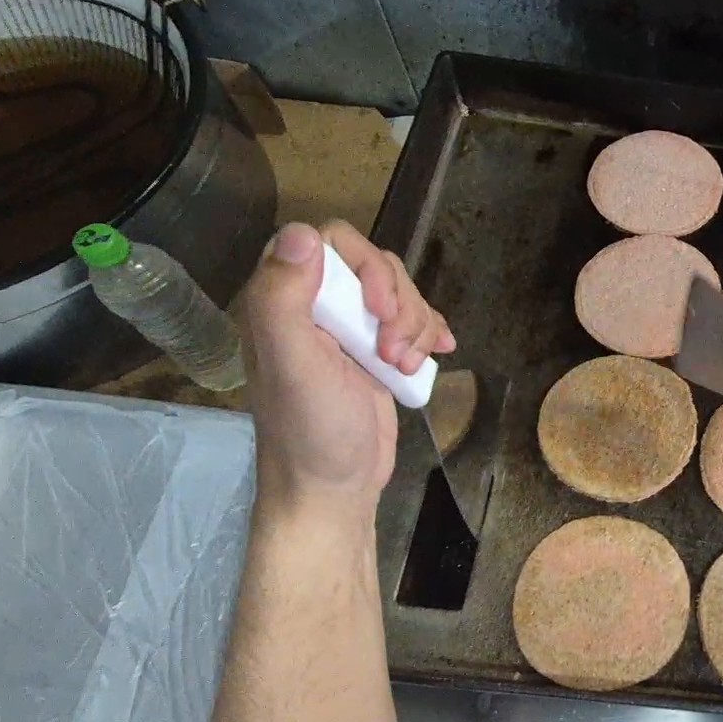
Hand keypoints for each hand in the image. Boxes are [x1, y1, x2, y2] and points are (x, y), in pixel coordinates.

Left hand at [238, 221, 454, 515]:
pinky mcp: (377, 353)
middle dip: (399, 304)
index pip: (330, 242)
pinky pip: (414, 320)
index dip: (366, 265)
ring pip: (400, 293)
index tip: (379, 309)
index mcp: (282, 300)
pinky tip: (440, 353)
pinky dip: (432, 333)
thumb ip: (284, 297)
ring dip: (416, 325)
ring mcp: (349, 331)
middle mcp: (315, 307)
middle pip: (375, 265)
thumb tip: (302, 233)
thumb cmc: (311, 430)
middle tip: (394, 351)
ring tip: (406, 366)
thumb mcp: (293, 364)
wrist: (336, 488)